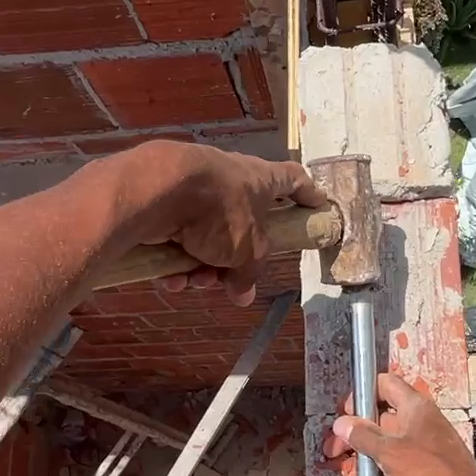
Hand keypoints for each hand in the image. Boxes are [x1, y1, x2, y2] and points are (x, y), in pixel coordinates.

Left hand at [111, 142, 323, 305]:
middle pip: (241, 225)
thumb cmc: (220, 212)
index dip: (307, 194)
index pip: (293, 180)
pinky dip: (175, 262)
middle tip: (229, 281)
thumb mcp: (248, 251)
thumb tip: (244, 296)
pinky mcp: (162, 202)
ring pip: (206, 238)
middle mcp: (228, 179)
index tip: (317, 204)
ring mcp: (193, 189)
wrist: (158, 190)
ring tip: (194, 280)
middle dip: (234, 260)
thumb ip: (250, 274)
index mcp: (259, 180)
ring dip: (202, 267)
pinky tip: (170, 278)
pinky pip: (176, 240)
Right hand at [321, 373, 475, 475]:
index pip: (385, 385)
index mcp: (415, 408)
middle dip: (355, 437)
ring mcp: (424, 452)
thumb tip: (341, 422)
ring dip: (364, 465)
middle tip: (333, 453)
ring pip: (387, 451)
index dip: (362, 395)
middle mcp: (420, 425)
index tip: (343, 414)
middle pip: (381, 422)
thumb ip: (363, 436)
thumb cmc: (428, 473)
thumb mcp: (390, 452)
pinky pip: (397, 475)